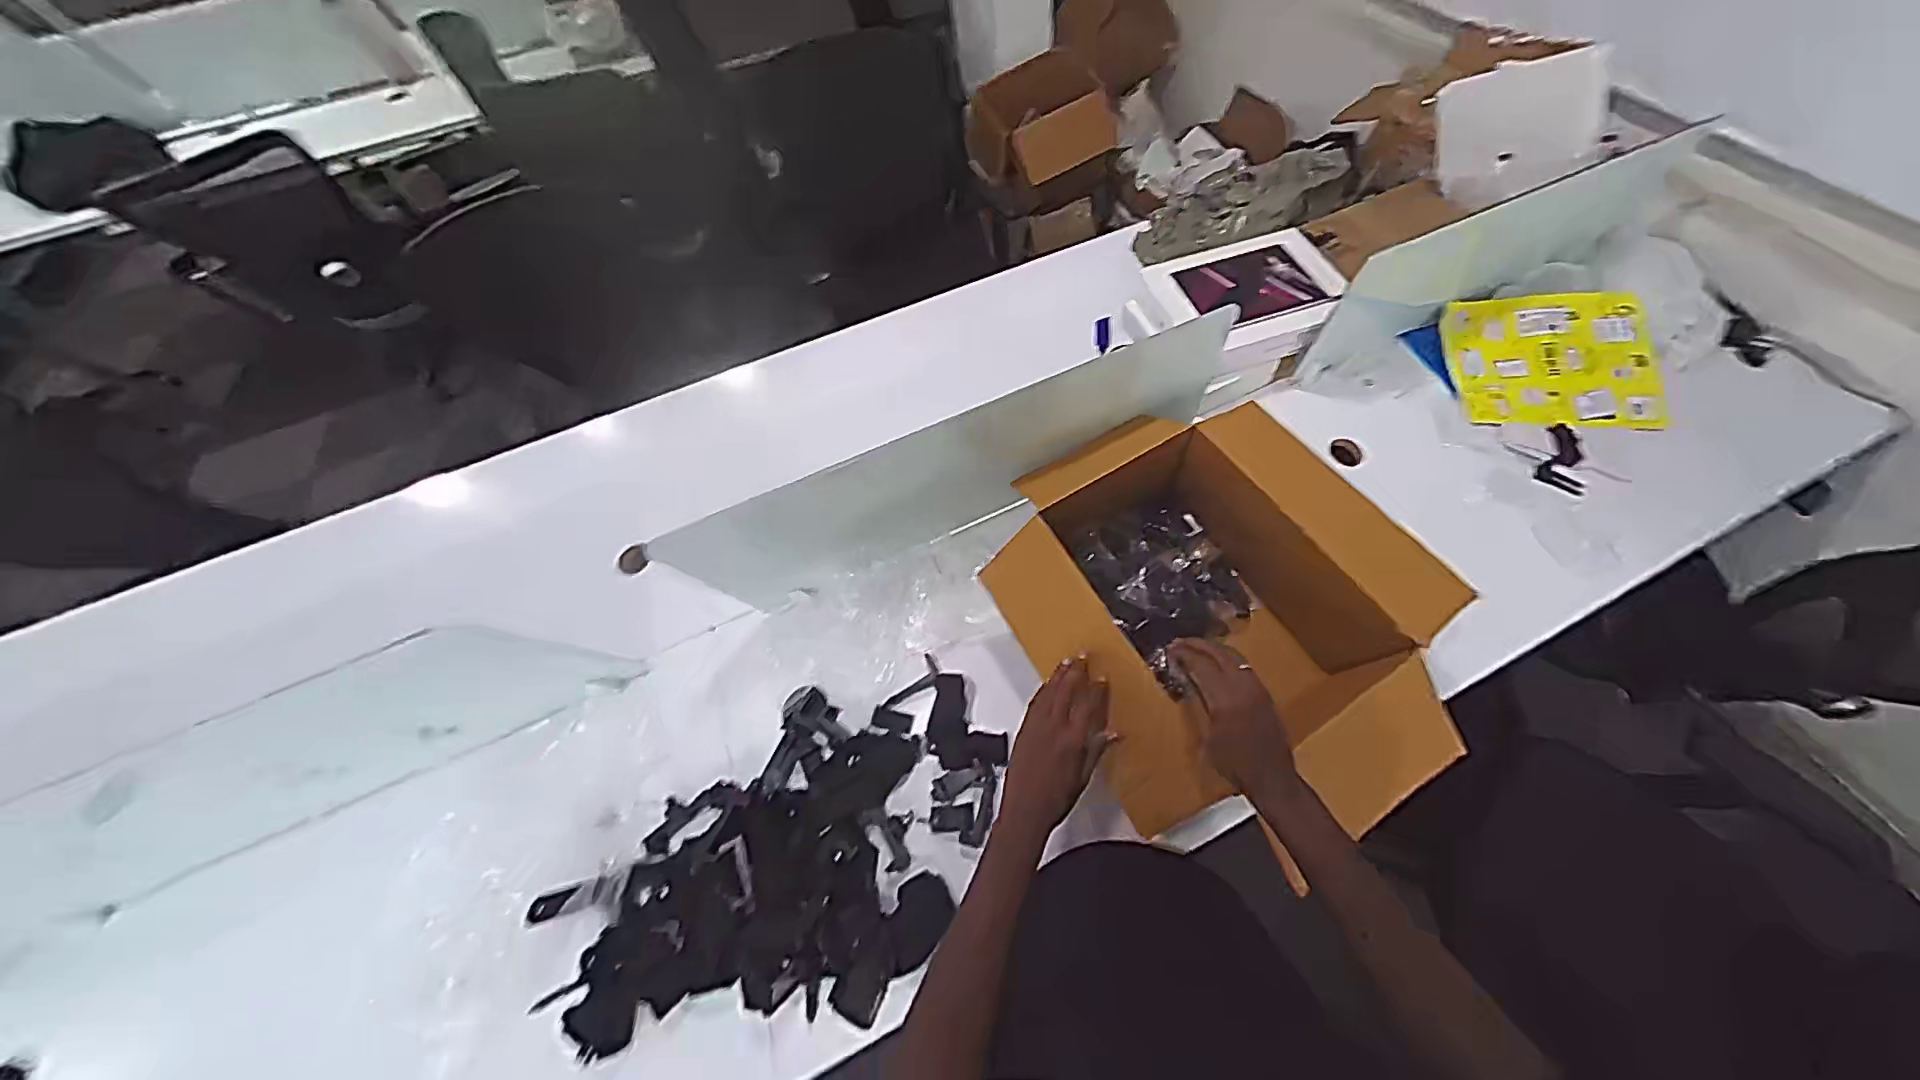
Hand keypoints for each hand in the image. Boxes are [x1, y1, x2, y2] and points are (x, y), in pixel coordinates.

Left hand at [1000, 656, 1116, 837]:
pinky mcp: (1023, 730)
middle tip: (1081, 657)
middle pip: (1066, 692)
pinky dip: (1042, 691)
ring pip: (1049, 694)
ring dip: (1057, 676)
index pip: (1088, 706)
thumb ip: (1097, 751)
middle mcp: (1054, 729)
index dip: (1096, 689)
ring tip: (1065, 663)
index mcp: (1073, 740)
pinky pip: (1034, 704)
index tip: (1102, 678)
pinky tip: (1046, 686)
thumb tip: (1113, 734)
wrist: (1024, 810)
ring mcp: (1036, 727)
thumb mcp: (1083, 777)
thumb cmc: (1055, 799)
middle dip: (1075, 672)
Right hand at [1168, 639, 1297, 798]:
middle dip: (1198, 644)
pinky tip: (1218, 664)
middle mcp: (1243, 686)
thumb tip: (1186, 680)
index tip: (1169, 649)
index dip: (1184, 654)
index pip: (1201, 665)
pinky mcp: (1265, 693)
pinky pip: (1243, 666)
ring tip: (1196, 648)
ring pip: (1234, 657)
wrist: (1272, 777)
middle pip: (1219, 653)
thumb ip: (1197, 704)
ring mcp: (1257, 688)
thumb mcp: (1207, 736)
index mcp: (1225, 698)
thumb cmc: (1233, 763)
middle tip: (1179, 642)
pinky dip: (1227, 659)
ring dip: (1214, 649)